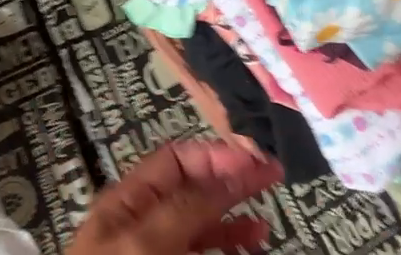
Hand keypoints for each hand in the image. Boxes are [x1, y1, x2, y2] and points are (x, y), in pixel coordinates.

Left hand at [69, 141, 282, 254]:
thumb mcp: (146, 241)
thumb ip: (188, 206)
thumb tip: (232, 173)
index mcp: (129, 200)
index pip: (177, 160)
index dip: (215, 155)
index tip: (254, 160)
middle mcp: (142, 222)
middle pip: (193, 189)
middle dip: (232, 181)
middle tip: (272, 177)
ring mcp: (152, 252)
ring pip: (200, 226)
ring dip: (233, 221)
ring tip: (263, 226)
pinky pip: (199, 253)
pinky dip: (224, 247)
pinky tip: (246, 250)